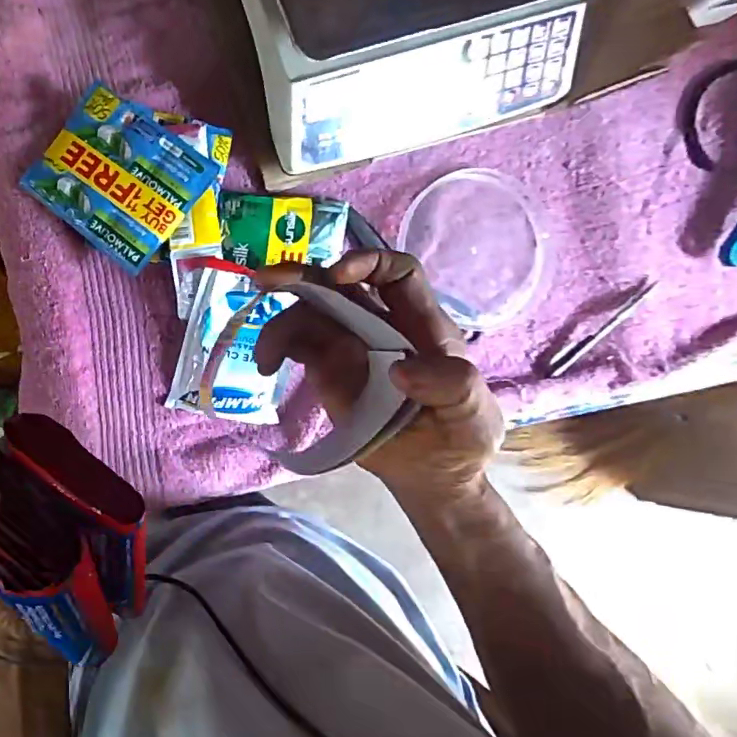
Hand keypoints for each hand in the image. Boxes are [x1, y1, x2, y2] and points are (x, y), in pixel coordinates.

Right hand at [256, 249, 504, 494]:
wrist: (430, 473)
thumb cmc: (460, 435)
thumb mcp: (472, 412)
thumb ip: (451, 385)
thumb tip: (398, 370)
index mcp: (418, 322)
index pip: (396, 273)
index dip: (370, 262)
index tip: (340, 276)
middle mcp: (379, 323)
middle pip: (337, 283)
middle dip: (301, 275)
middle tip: (265, 280)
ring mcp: (347, 343)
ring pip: (308, 312)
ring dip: (279, 323)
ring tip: (265, 357)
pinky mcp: (323, 366)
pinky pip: (293, 343)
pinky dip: (274, 346)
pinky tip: (267, 366)